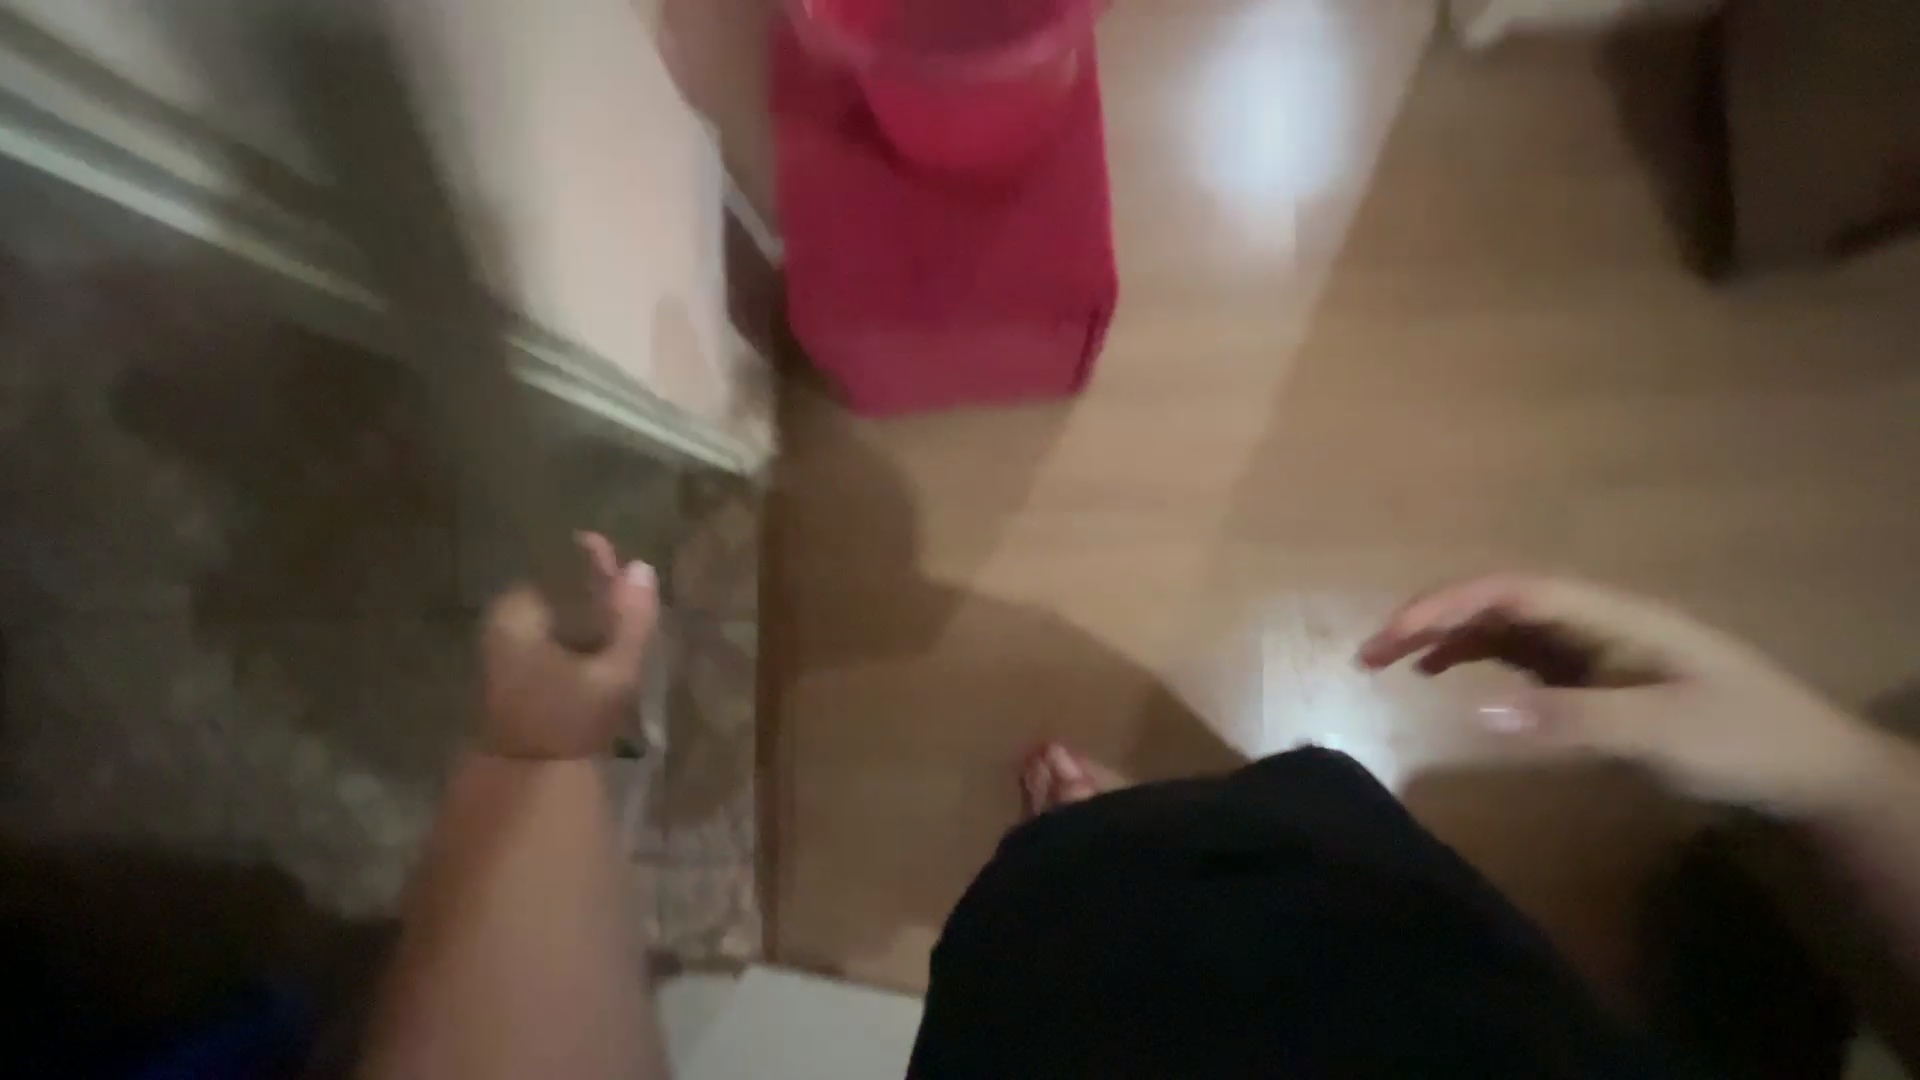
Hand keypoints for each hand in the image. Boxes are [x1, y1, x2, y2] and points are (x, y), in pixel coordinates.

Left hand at [479, 533, 657, 759]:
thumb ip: (632, 619)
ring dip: (588, 608)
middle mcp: (504, 622)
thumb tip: (643, 567)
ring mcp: (504, 646)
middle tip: (628, 584)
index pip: (560, 567)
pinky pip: (550, 632)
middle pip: (558, 587)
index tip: (620, 557)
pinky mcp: (513, 667)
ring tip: (624, 608)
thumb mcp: (613, 669)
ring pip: (555, 611)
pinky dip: (577, 630)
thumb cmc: (569, 717)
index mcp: (519, 614)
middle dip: (593, 584)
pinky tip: (603, 638)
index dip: (594, 560)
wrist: (527, 776)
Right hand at [1358, 573, 1885, 814]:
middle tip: (1370, 653)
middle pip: (1489, 601)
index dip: (1442, 605)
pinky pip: (1509, 654)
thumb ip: (1568, 718)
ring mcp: (1584, 645)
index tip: (1390, 636)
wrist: (1814, 775)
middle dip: (1425, 618)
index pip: (1504, 591)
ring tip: (1389, 662)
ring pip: (1494, 625)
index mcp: (1604, 614)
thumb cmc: (1743, 741)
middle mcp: (1585, 619)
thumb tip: (1472, 709)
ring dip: (1439, 636)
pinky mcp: (1583, 674)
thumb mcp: (1661, 733)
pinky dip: (1467, 658)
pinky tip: (1444, 676)